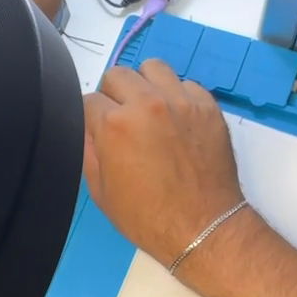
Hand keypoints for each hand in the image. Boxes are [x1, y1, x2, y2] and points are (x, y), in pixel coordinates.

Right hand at [83, 60, 246, 267]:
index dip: (90, 117)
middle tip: (122, 120)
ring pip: (153, 68)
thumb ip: (89, 153)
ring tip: (150, 110)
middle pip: (118, 75)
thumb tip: (89, 130)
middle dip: (114, 96)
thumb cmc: (147, 217)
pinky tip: (177, 120)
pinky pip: (187, 84)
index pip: (88, 100)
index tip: (97, 131)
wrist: (202, 227)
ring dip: (146, 85)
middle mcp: (146, 103)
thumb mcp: (101, 192)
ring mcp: (180, 101)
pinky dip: (178, 97)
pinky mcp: (207, 107)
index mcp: (114, 125)